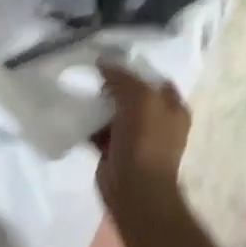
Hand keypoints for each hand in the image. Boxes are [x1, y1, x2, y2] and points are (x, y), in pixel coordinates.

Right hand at [94, 63, 191, 212]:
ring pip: (114, 111)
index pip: (154, 78)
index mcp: (172, 108)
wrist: (135, 189)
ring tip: (79, 86)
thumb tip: (103, 63)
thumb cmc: (145, 140)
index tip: (112, 57)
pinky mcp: (115, 150)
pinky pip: (99, 129)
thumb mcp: (139, 98)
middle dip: (113, 84)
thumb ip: (122, 77)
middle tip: (91, 70)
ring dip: (98, 103)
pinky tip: (74, 110)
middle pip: (132, 93)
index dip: (135, 67)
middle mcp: (156, 120)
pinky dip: (88, 122)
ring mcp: (136, 136)